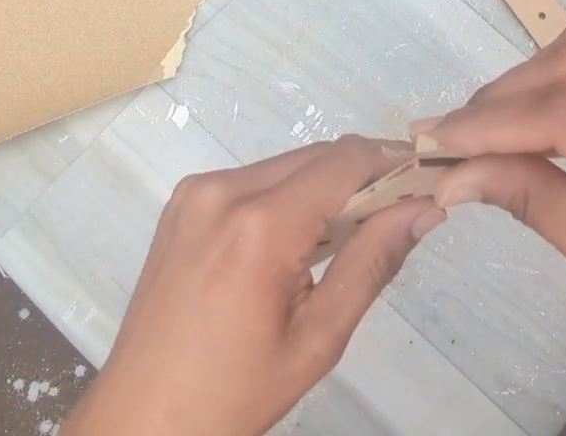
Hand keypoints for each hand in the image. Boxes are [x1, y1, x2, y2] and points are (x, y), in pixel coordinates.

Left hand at [62, 136, 445, 435]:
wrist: (141, 415)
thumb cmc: (235, 390)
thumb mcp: (318, 338)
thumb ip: (373, 262)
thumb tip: (424, 209)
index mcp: (261, 225)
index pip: (344, 160)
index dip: (390, 162)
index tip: (423, 182)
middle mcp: (225, 189)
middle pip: (316, 156)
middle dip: (361, 175)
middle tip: (395, 212)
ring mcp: (198, 190)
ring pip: (285, 164)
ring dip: (324, 184)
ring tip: (346, 233)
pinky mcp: (183, 200)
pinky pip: (252, 178)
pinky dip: (285, 193)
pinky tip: (296, 237)